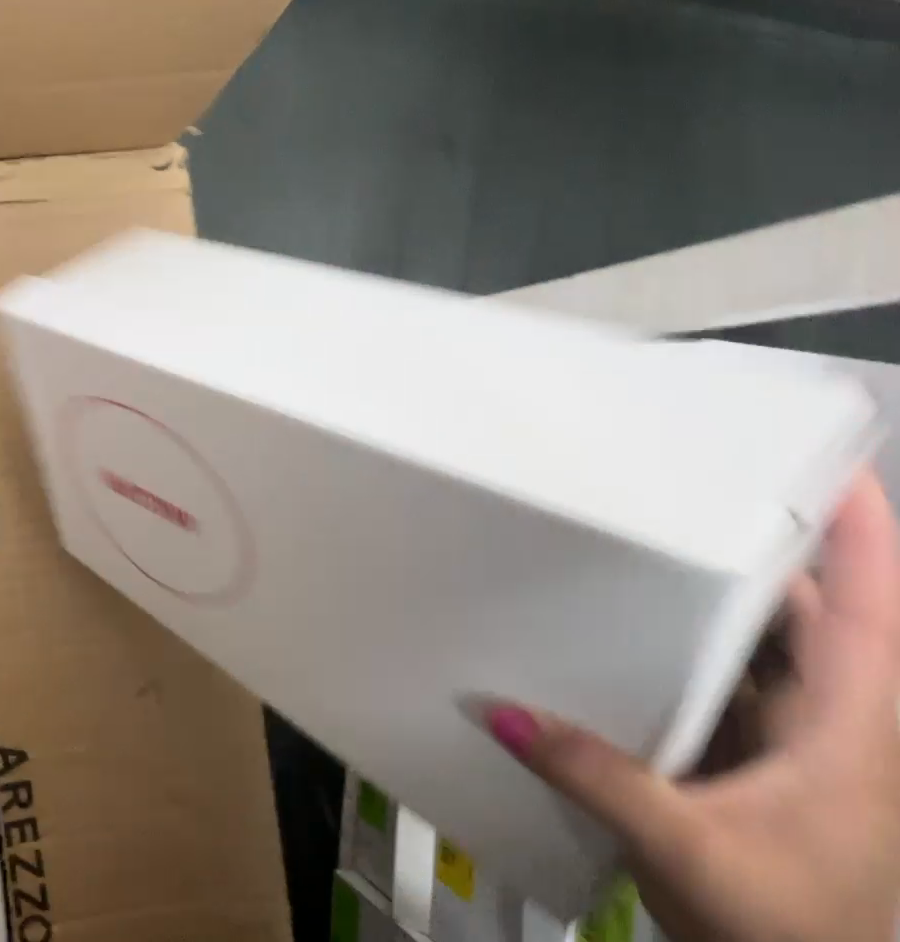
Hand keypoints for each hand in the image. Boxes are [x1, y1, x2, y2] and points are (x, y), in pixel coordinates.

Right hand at [484, 473, 899, 941]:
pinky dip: (679, 646)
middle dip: (763, 545)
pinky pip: (715, 679)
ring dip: (717, 595)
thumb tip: (500, 712)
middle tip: (690, 487)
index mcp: (850, 732)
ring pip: (760, 646)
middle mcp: (827, 723)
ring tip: (648, 542)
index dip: (867, 539)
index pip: (873, 617)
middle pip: (811, 614)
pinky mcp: (744, 759)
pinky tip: (621, 630)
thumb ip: (599, 779)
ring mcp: (786, 742)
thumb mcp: (690, 852)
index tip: (831, 467)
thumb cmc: (784, 925)